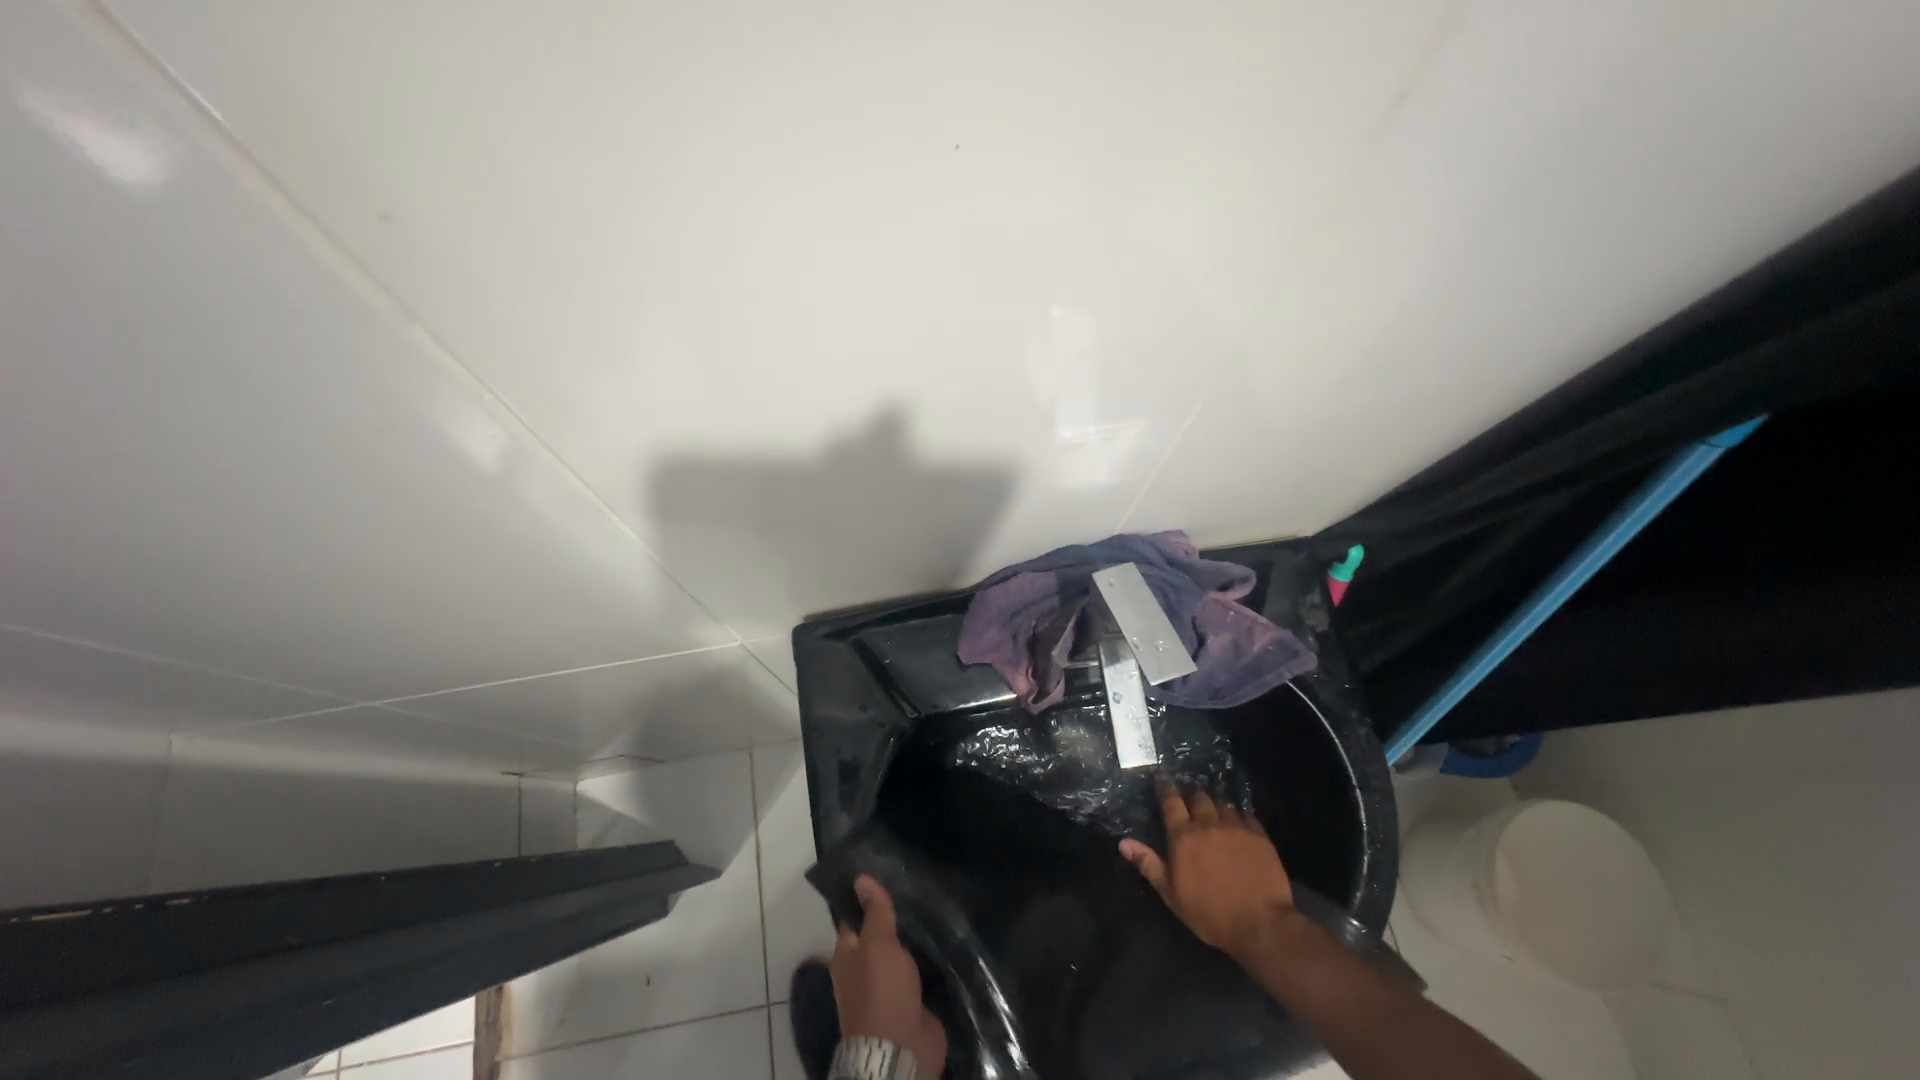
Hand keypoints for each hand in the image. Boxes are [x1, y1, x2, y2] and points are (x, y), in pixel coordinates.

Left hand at [831, 875, 947, 1075]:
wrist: (900, 1049)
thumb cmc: (880, 991)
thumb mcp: (876, 944)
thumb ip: (874, 912)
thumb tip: (861, 877)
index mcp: (849, 954)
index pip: (855, 916)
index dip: (867, 896)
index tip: (888, 870)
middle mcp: (867, 968)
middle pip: (883, 935)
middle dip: (899, 915)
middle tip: (922, 882)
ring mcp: (892, 986)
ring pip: (905, 952)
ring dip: (919, 937)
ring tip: (941, 904)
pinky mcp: (916, 999)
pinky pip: (925, 972)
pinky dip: (935, 959)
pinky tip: (951, 937)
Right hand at [1119, 783, 1295, 960]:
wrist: (1260, 924)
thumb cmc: (1210, 912)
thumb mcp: (1172, 894)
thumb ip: (1148, 864)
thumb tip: (1124, 842)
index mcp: (1184, 837)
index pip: (1171, 802)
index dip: (1166, 789)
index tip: (1163, 781)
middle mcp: (1209, 824)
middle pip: (1199, 797)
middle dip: (1192, 797)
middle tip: (1190, 803)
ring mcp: (1237, 827)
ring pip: (1223, 803)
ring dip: (1216, 806)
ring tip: (1215, 812)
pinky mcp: (1259, 835)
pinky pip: (1246, 815)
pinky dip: (1239, 816)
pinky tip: (1239, 823)